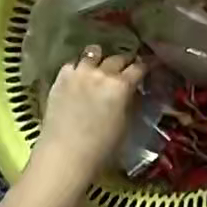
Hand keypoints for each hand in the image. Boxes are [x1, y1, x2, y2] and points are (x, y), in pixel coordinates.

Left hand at [31, 46, 146, 186]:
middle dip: (124, 62)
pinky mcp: (60, 78)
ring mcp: (79, 73)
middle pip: (117, 58)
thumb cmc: (101, 149)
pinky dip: (79, 66)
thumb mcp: (125, 125)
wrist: (65, 154)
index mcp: (121, 86)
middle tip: (125, 69)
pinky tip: (79, 75)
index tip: (146, 69)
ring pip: (93, 52)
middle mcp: (101, 73)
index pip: (139, 67)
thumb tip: (130, 93)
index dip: (145, 67)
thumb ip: (128, 103)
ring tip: (99, 65)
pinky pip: (72, 63)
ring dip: (100, 58)